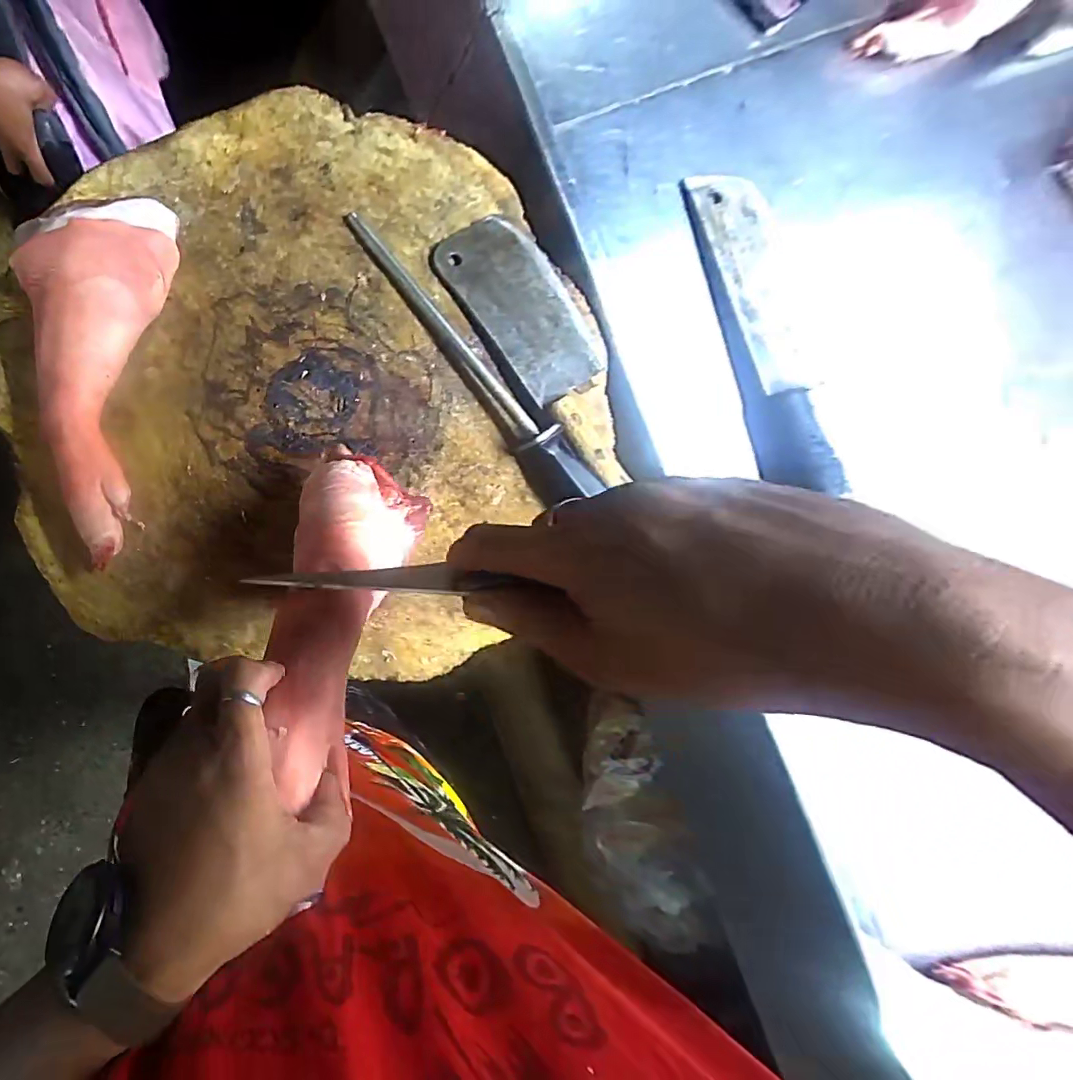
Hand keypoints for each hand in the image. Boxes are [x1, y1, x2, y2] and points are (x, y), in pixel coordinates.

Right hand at [0, 56, 57, 186]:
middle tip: (32, 156)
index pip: (38, 172)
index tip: (50, 182)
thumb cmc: (5, 88)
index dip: (46, 179)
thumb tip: (52, 104)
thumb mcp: (34, 88)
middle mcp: (8, 147)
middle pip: (16, 167)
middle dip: (24, 166)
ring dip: (13, 147)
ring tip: (21, 130)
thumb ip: (47, 98)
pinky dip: (3, 132)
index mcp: (25, 146)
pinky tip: (7, 115)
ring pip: (5, 151)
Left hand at [116, 658, 352, 1001]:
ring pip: (192, 712)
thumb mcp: (309, 857)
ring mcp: (165, 760)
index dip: (258, 666)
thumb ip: (331, 805)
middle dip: (234, 676)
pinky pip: (178, 743)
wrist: (164, 927)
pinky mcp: (148, 780)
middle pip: (207, 683)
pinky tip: (216, 778)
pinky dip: (200, 742)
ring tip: (244, 745)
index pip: (237, 678)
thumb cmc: (243, 890)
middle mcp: (194, 745)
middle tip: (259, 698)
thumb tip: (332, 771)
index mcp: (234, 753)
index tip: (277, 678)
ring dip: (218, 712)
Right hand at [445, 479, 1072, 767]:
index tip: (469, 587)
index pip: (485, 540)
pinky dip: (666, 541)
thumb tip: (481, 599)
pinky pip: (666, 510)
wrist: (896, 617)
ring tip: (676, 601)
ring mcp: (672, 486)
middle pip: (549, 532)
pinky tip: (726, 578)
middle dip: (550, 569)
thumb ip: (534, 624)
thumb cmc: (729, 655)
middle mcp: (610, 504)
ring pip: (609, 521)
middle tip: (596, 616)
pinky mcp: (728, 482)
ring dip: (611, 555)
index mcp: (573, 548)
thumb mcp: (613, 661)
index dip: (463, 563)